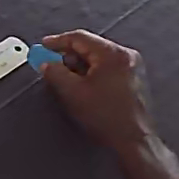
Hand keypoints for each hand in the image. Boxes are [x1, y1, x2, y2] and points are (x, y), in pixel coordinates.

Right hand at [38, 30, 160, 160]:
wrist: (133, 140)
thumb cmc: (106, 116)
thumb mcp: (72, 92)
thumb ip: (55, 72)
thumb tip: (46, 63)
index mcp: (112, 54)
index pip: (79, 38)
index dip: (57, 41)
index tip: (44, 46)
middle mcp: (125, 56)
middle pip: (90, 46)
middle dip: (68, 55)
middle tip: (52, 64)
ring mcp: (133, 67)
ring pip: (98, 57)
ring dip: (80, 64)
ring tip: (67, 79)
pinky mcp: (134, 78)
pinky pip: (107, 66)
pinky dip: (92, 71)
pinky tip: (83, 85)